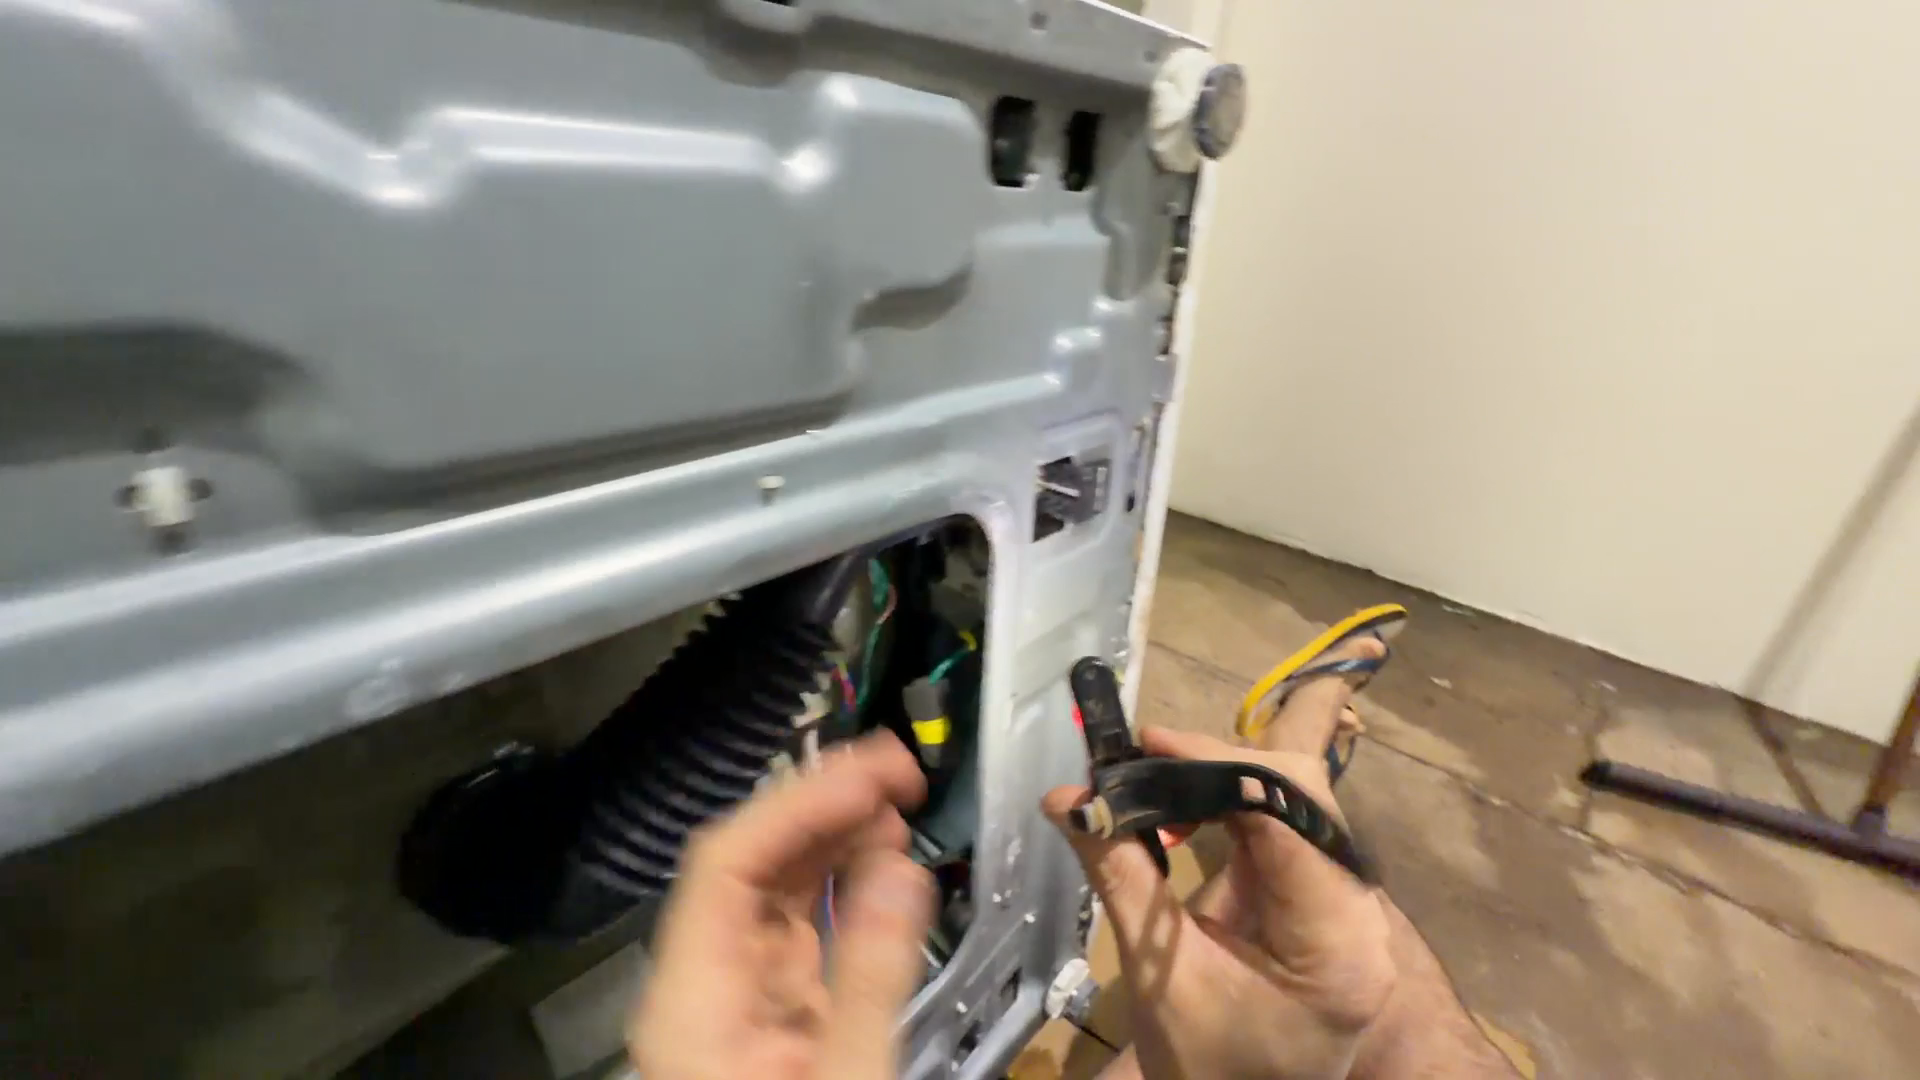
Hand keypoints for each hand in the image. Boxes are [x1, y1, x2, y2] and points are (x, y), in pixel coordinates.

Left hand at [630, 732, 935, 1079]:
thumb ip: (869, 977)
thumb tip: (902, 868)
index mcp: (694, 1002)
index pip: (727, 864)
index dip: (798, 805)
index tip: (871, 778)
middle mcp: (705, 981)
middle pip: (750, 861)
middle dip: (821, 803)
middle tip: (897, 772)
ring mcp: (738, 990)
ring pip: (776, 883)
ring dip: (835, 833)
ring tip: (897, 805)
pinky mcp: (772, 1003)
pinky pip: (802, 919)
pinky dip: (843, 879)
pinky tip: (882, 859)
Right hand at [1043, 686, 1396, 1078]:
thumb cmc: (1207, 1070)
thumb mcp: (1157, 976)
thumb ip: (1119, 876)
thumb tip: (1064, 798)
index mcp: (1337, 944)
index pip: (1291, 817)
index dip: (1220, 767)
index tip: (1149, 746)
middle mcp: (1359, 911)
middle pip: (1304, 793)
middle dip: (1219, 765)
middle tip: (1146, 760)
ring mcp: (1344, 901)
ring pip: (1293, 796)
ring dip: (1220, 778)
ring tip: (1155, 781)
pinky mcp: (1317, 895)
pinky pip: (1278, 822)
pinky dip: (1225, 803)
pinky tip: (1181, 814)